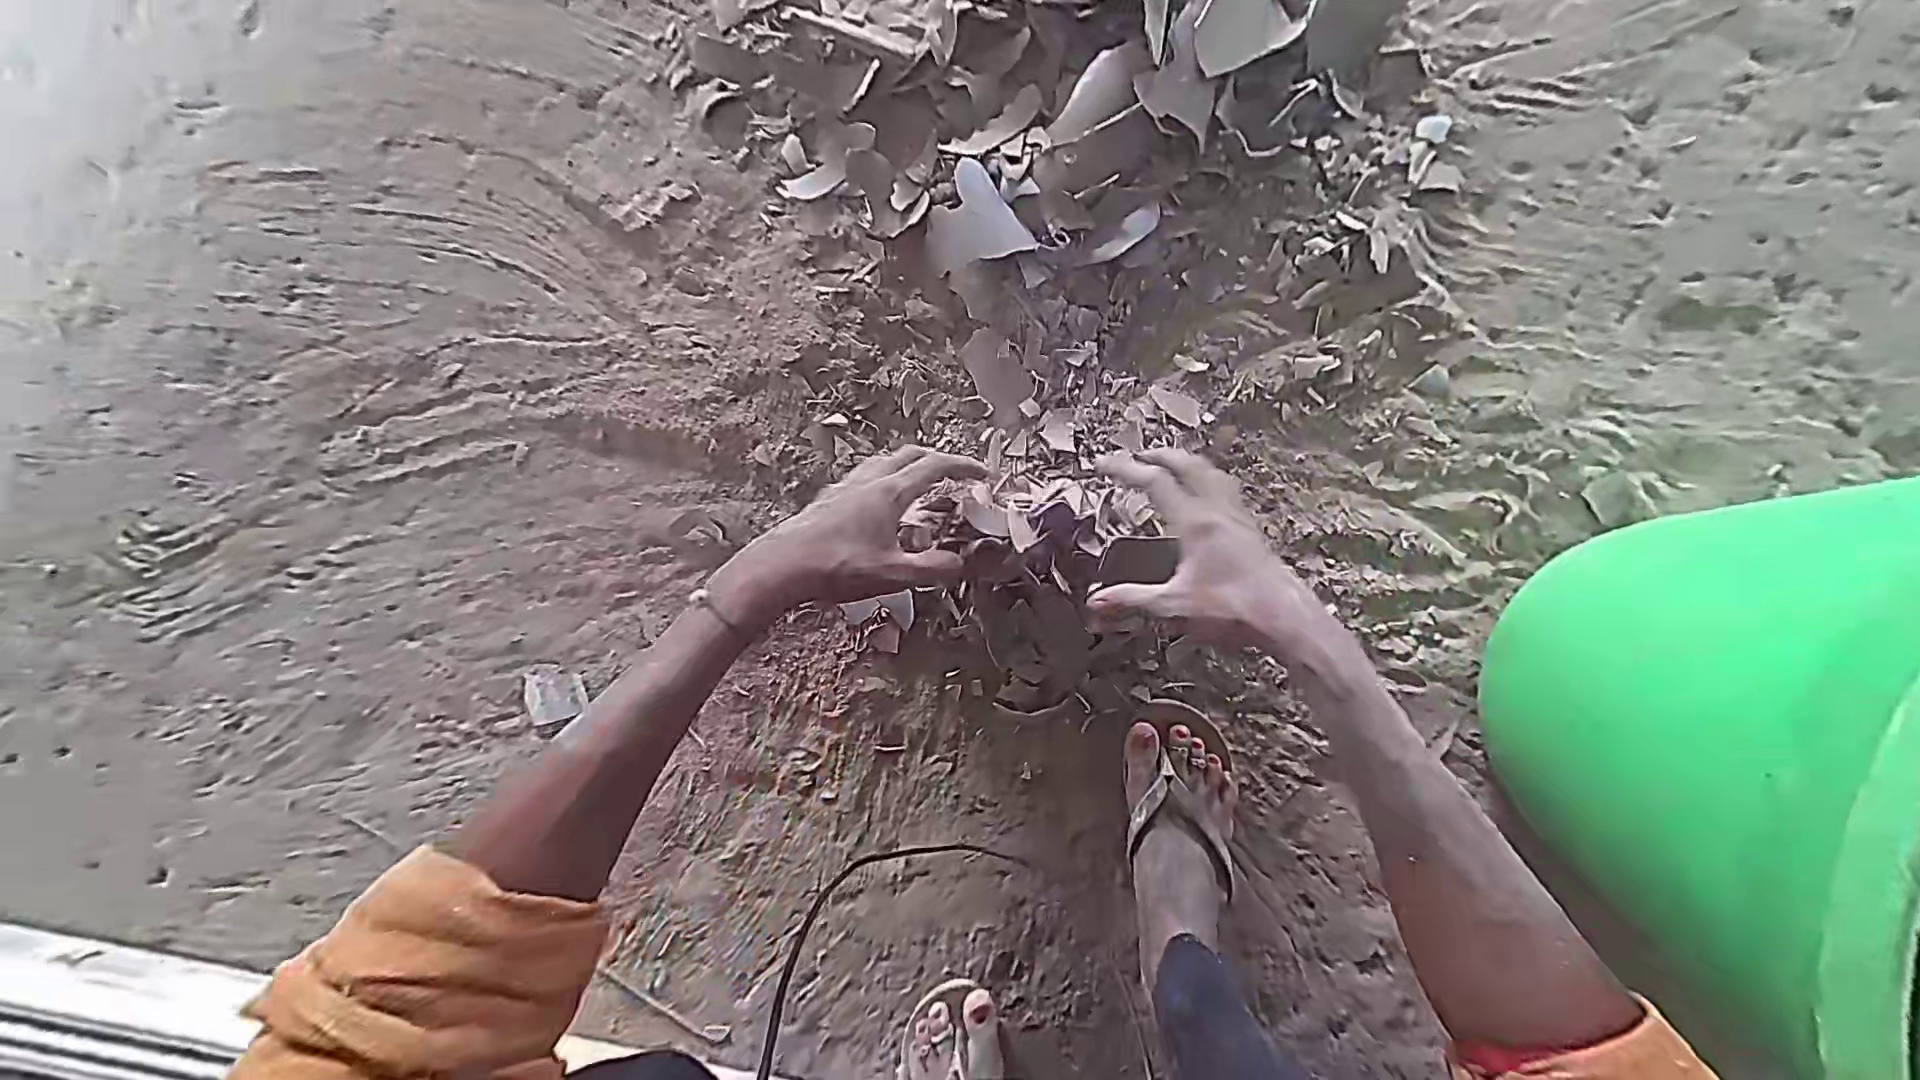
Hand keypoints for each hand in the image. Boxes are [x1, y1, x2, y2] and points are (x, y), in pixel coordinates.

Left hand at [710, 446, 988, 624]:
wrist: (780, 567)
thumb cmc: (836, 568)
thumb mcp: (893, 575)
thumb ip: (932, 569)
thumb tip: (959, 563)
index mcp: (889, 493)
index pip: (935, 466)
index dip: (963, 466)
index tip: (982, 473)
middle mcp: (869, 481)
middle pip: (910, 455)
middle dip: (938, 460)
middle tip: (955, 476)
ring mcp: (846, 487)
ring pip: (885, 463)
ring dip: (909, 467)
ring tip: (921, 487)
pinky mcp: (830, 499)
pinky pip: (866, 478)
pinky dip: (886, 481)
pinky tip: (881, 506)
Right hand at [1087, 449, 1351, 665]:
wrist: (1285, 618)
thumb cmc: (1235, 610)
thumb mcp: (1173, 605)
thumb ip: (1132, 598)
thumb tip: (1097, 600)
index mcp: (1194, 522)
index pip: (1153, 481)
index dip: (1125, 468)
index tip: (1105, 463)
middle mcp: (1218, 511)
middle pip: (1187, 464)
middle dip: (1159, 454)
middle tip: (1139, 455)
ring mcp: (1238, 517)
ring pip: (1211, 472)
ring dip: (1187, 462)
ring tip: (1172, 465)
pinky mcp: (1250, 530)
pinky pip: (1227, 490)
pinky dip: (1208, 481)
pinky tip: (1206, 497)